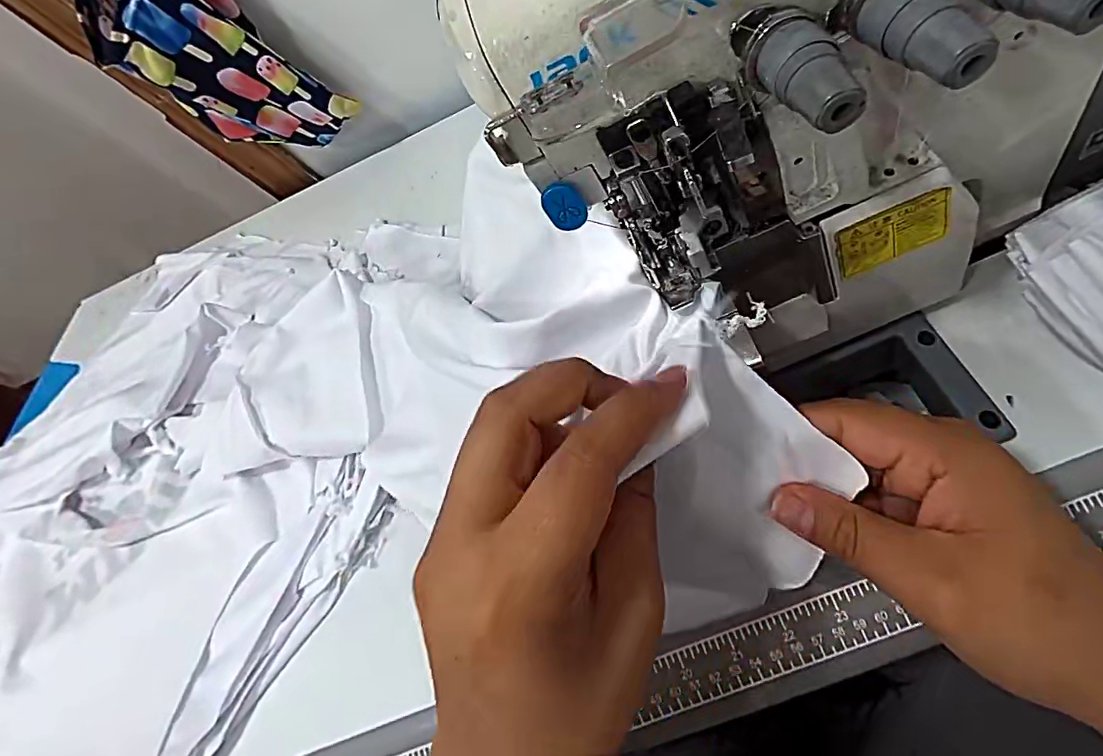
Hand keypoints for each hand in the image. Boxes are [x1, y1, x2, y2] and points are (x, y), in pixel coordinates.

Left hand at [416, 360, 685, 755]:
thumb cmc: (571, 720)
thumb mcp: (634, 616)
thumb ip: (635, 516)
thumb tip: (637, 445)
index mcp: (518, 580)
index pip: (577, 459)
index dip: (630, 410)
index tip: (665, 390)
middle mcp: (461, 549)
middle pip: (505, 413)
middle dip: (571, 381)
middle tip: (624, 395)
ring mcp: (438, 542)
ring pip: (490, 425)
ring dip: (551, 408)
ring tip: (602, 436)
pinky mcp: (437, 538)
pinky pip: (486, 458)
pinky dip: (533, 439)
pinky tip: (569, 469)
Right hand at [769, 401, 1102, 755]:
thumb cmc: (1035, 620)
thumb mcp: (927, 577)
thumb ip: (847, 530)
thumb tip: (783, 496)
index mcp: (942, 448)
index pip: (849, 418)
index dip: (796, 430)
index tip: (749, 451)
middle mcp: (947, 450)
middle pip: (859, 441)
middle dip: (811, 465)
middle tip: (757, 488)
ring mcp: (954, 479)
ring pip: (874, 471)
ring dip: (837, 493)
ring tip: (784, 511)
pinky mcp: (958, 507)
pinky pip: (896, 496)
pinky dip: (865, 513)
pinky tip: (834, 532)